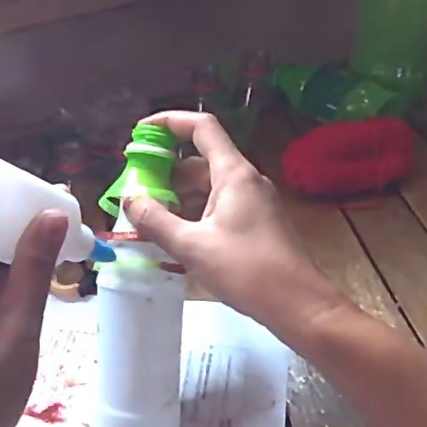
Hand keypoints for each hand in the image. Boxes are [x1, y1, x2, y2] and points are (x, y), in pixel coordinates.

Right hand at [122, 111, 352, 343]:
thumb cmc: (246, 270)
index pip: (201, 127)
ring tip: (145, 217)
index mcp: (233, 174)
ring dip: (174, 197)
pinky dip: (189, 213)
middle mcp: (244, 181)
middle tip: (133, 190)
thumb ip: (155, 220)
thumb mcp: (191, 246)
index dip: (168, 122)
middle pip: (197, 161)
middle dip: (163, 171)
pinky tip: (170, 236)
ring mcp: (250, 202)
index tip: (139, 134)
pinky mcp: (252, 223)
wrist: (297, 304)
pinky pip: (214, 207)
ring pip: (204, 187)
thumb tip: (129, 199)